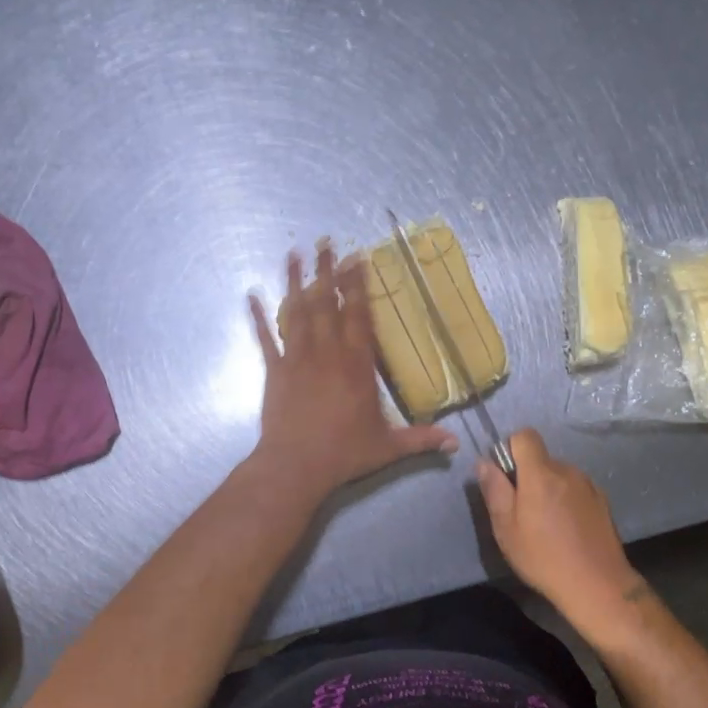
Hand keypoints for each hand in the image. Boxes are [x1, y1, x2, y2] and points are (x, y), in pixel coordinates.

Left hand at [249, 243, 455, 496]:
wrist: (296, 466)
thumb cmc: (344, 453)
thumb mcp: (389, 447)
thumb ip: (422, 439)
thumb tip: (456, 444)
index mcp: (357, 365)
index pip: (359, 315)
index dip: (358, 285)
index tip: (358, 258)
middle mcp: (327, 353)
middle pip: (327, 303)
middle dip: (327, 271)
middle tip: (326, 241)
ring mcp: (297, 359)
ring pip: (297, 312)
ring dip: (295, 281)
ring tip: (295, 253)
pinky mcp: (274, 372)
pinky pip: (265, 338)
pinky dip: (258, 316)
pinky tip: (252, 295)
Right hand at [478, 430, 647, 632]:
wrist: (597, 584)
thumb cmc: (543, 557)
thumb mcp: (506, 528)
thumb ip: (494, 490)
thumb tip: (484, 462)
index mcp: (541, 474)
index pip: (524, 435)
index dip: (510, 448)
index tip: (504, 477)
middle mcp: (567, 471)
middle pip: (541, 458)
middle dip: (527, 475)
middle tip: (520, 511)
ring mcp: (588, 485)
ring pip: (559, 475)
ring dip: (548, 488)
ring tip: (545, 524)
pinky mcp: (602, 501)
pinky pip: (575, 489)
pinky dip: (566, 500)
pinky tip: (566, 529)